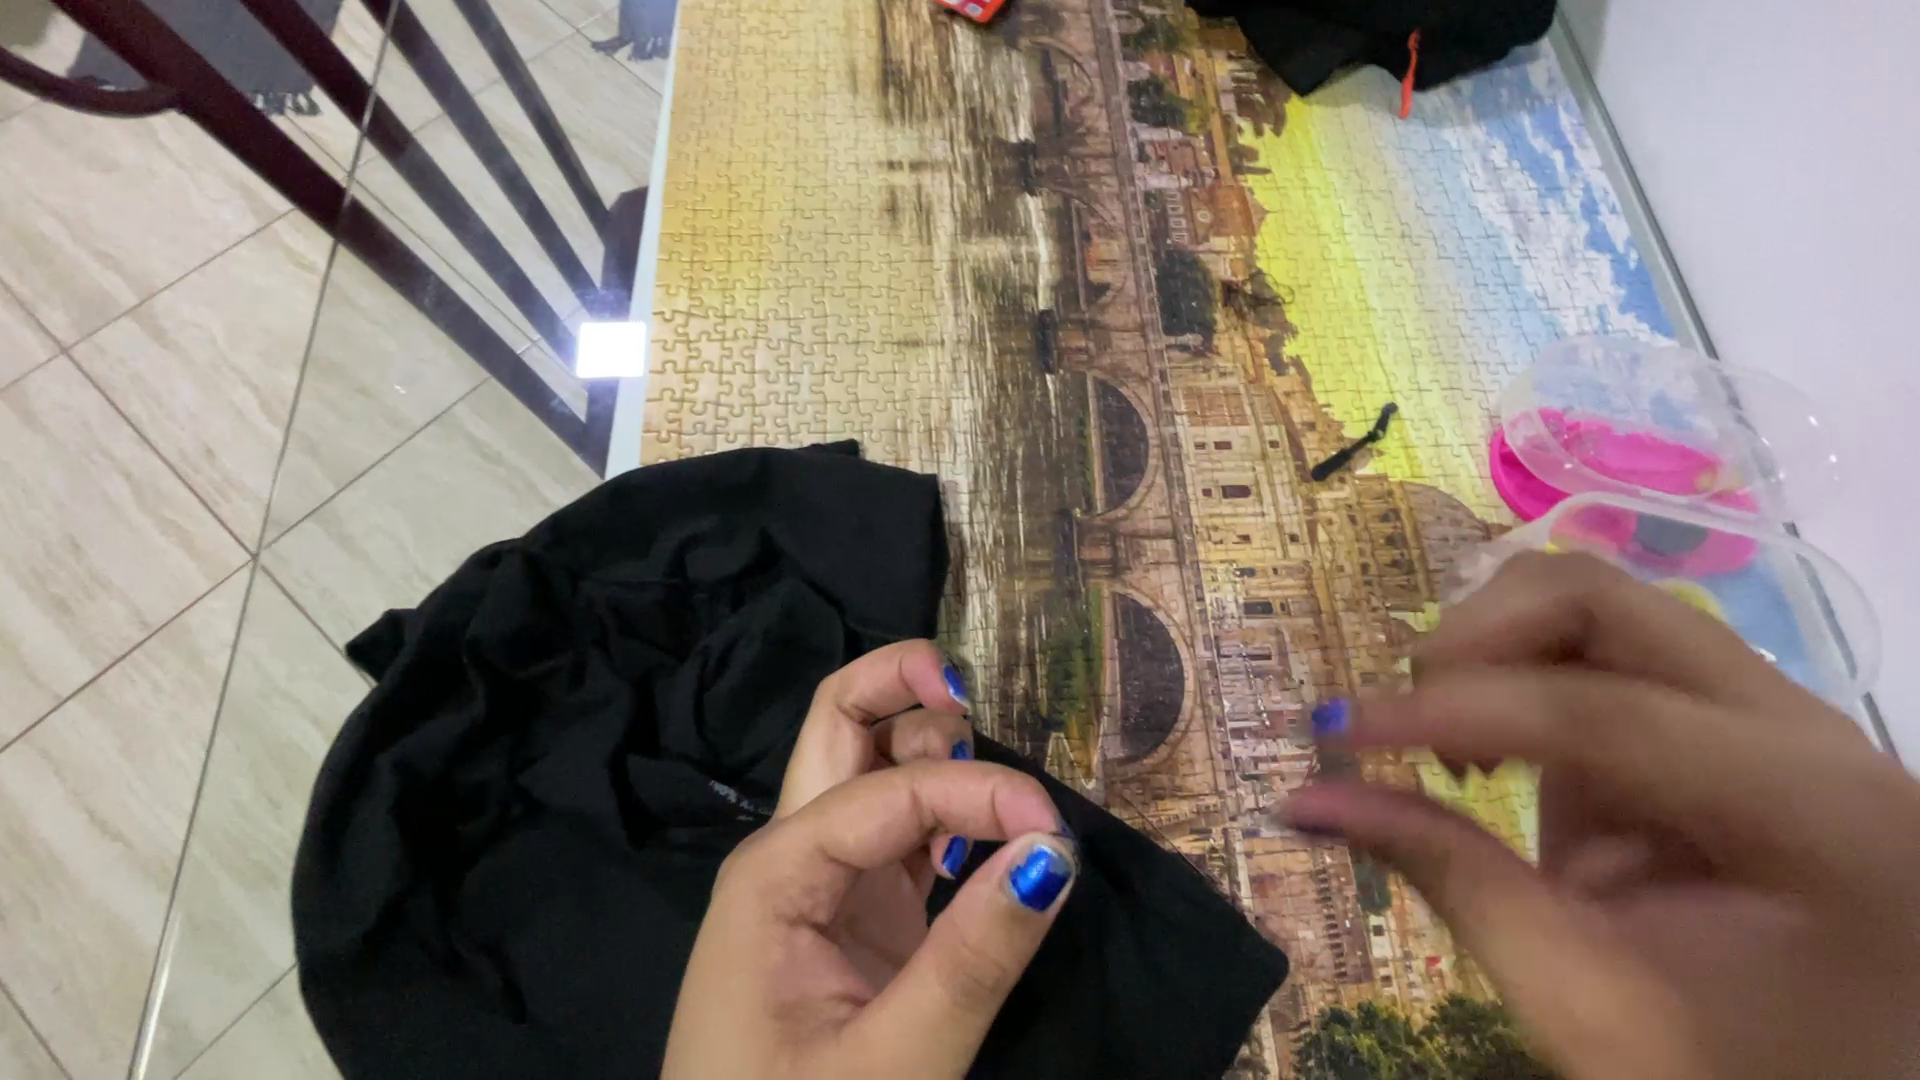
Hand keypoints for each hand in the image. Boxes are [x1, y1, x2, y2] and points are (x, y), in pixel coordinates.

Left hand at [663, 641, 1078, 1078]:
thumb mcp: (891, 1066)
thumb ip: (973, 959)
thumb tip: (1057, 854)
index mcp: (776, 870)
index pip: (891, 791)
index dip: (979, 794)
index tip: (1056, 834)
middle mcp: (793, 848)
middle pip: (840, 721)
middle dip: (900, 681)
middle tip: (968, 683)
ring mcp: (824, 875)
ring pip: (871, 762)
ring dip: (927, 739)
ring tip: (990, 772)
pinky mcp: (858, 908)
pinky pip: (900, 826)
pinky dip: (945, 805)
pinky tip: (985, 825)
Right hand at [1289, 553, 1919, 1079]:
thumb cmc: (1725, 1069)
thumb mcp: (1576, 995)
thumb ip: (1441, 871)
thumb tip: (1298, 800)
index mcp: (1815, 815)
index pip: (1598, 713)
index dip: (1446, 712)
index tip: (1331, 732)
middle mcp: (1803, 728)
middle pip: (1599, 600)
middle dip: (1471, 637)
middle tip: (1402, 714)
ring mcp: (1757, 709)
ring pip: (1588, 599)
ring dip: (1485, 642)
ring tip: (1442, 730)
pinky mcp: (1699, 715)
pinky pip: (1586, 642)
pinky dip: (1504, 665)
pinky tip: (1482, 740)